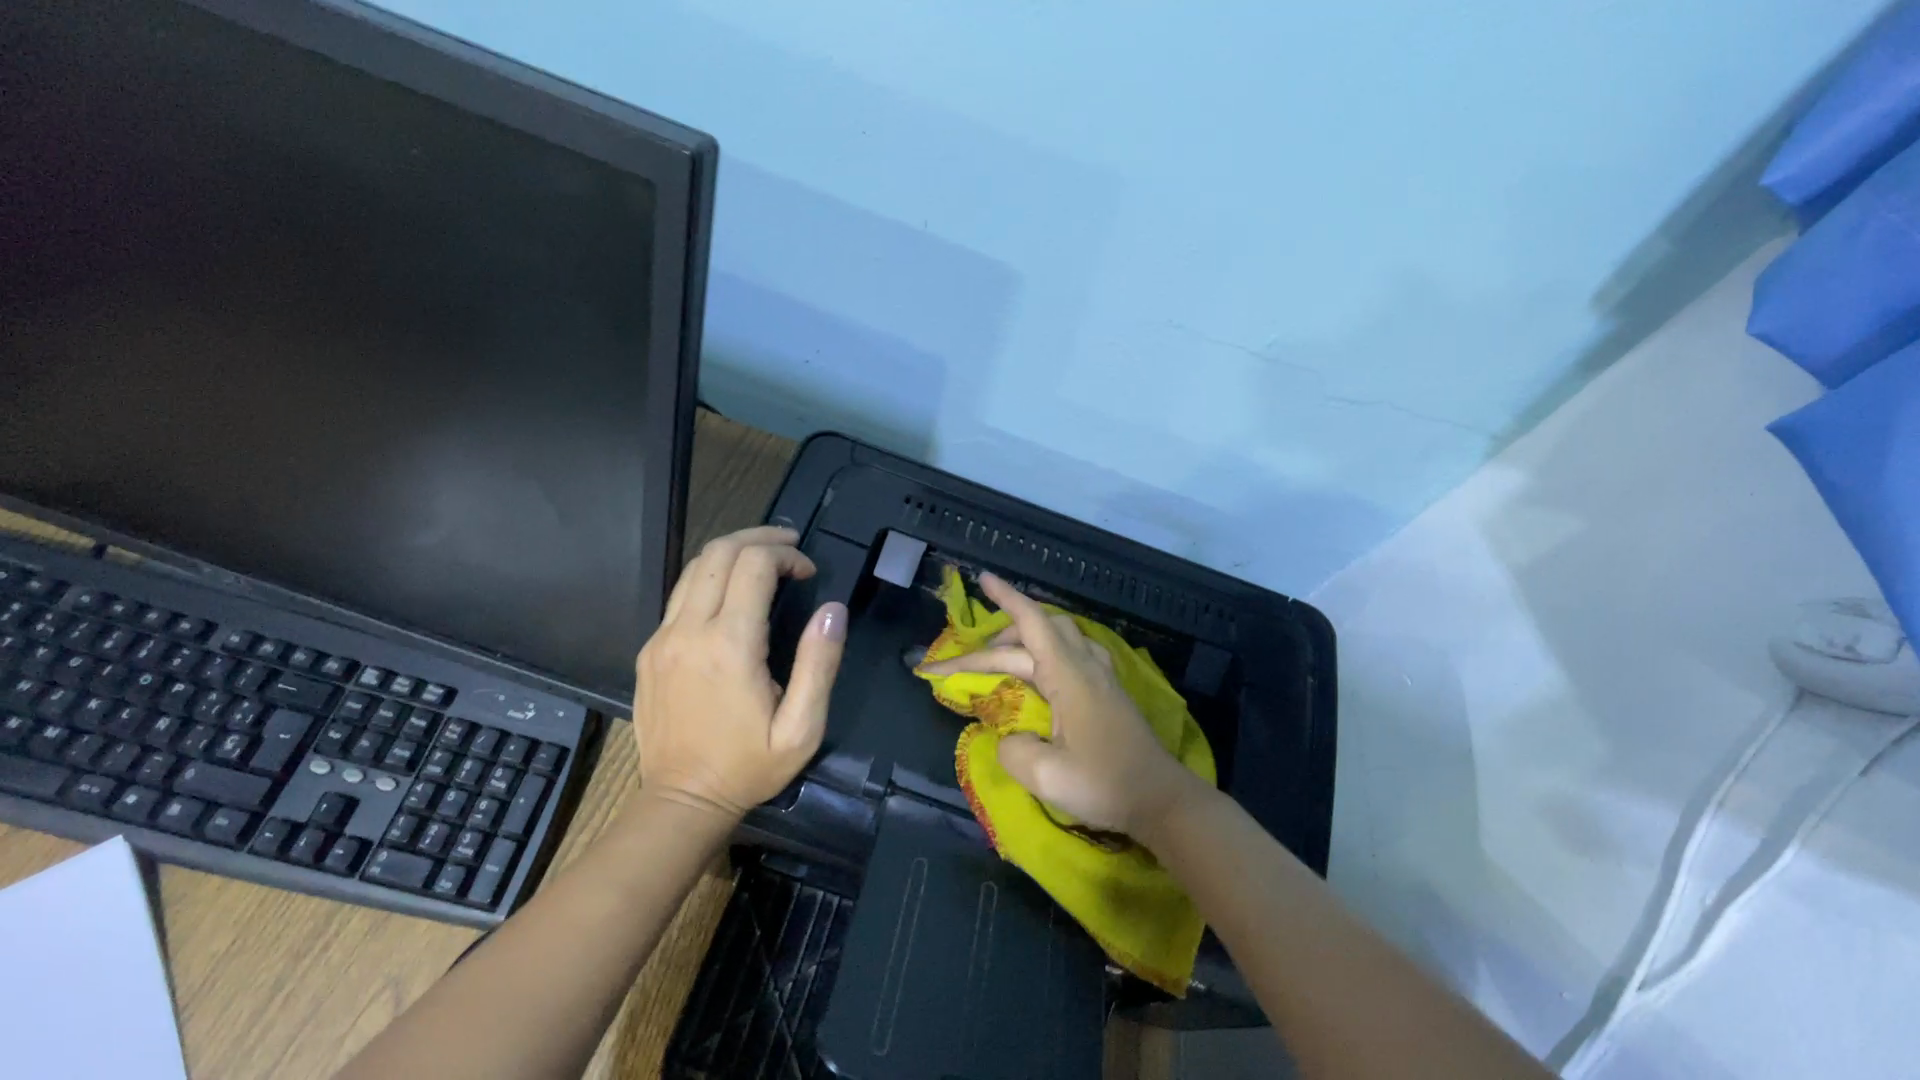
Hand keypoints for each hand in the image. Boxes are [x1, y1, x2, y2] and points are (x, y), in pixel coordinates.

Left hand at [632, 526, 847, 820]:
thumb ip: (819, 664)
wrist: (681, 800)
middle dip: (758, 539)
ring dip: (731, 553)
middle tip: (789, 546)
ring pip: (694, 567)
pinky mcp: (650, 650)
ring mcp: (662, 638)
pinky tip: (731, 595)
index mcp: (730, 645)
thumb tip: (832, 611)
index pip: (753, 565)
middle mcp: (689, 630)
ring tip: (763, 559)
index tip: (808, 573)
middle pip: (718, 552)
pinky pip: (679, 595)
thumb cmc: (748, 767)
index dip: (786, 555)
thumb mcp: (801, 728)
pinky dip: (709, 579)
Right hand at [918, 572, 1202, 837]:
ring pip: (1058, 638)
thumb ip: (1013, 750)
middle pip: (1036, 634)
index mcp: (1069, 676)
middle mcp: (1085, 666)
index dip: (1007, 599)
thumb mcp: (1047, 777)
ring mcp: (1101, 677)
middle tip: (960, 664)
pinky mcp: (1108, 692)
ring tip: (997, 659)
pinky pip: (1074, 652)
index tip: (983, 578)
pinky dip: (1048, 649)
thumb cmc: (1105, 785)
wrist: (1161, 799)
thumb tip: (1007, 737)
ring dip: (1024, 640)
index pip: (1032, 623)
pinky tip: (1041, 671)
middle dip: (994, 642)